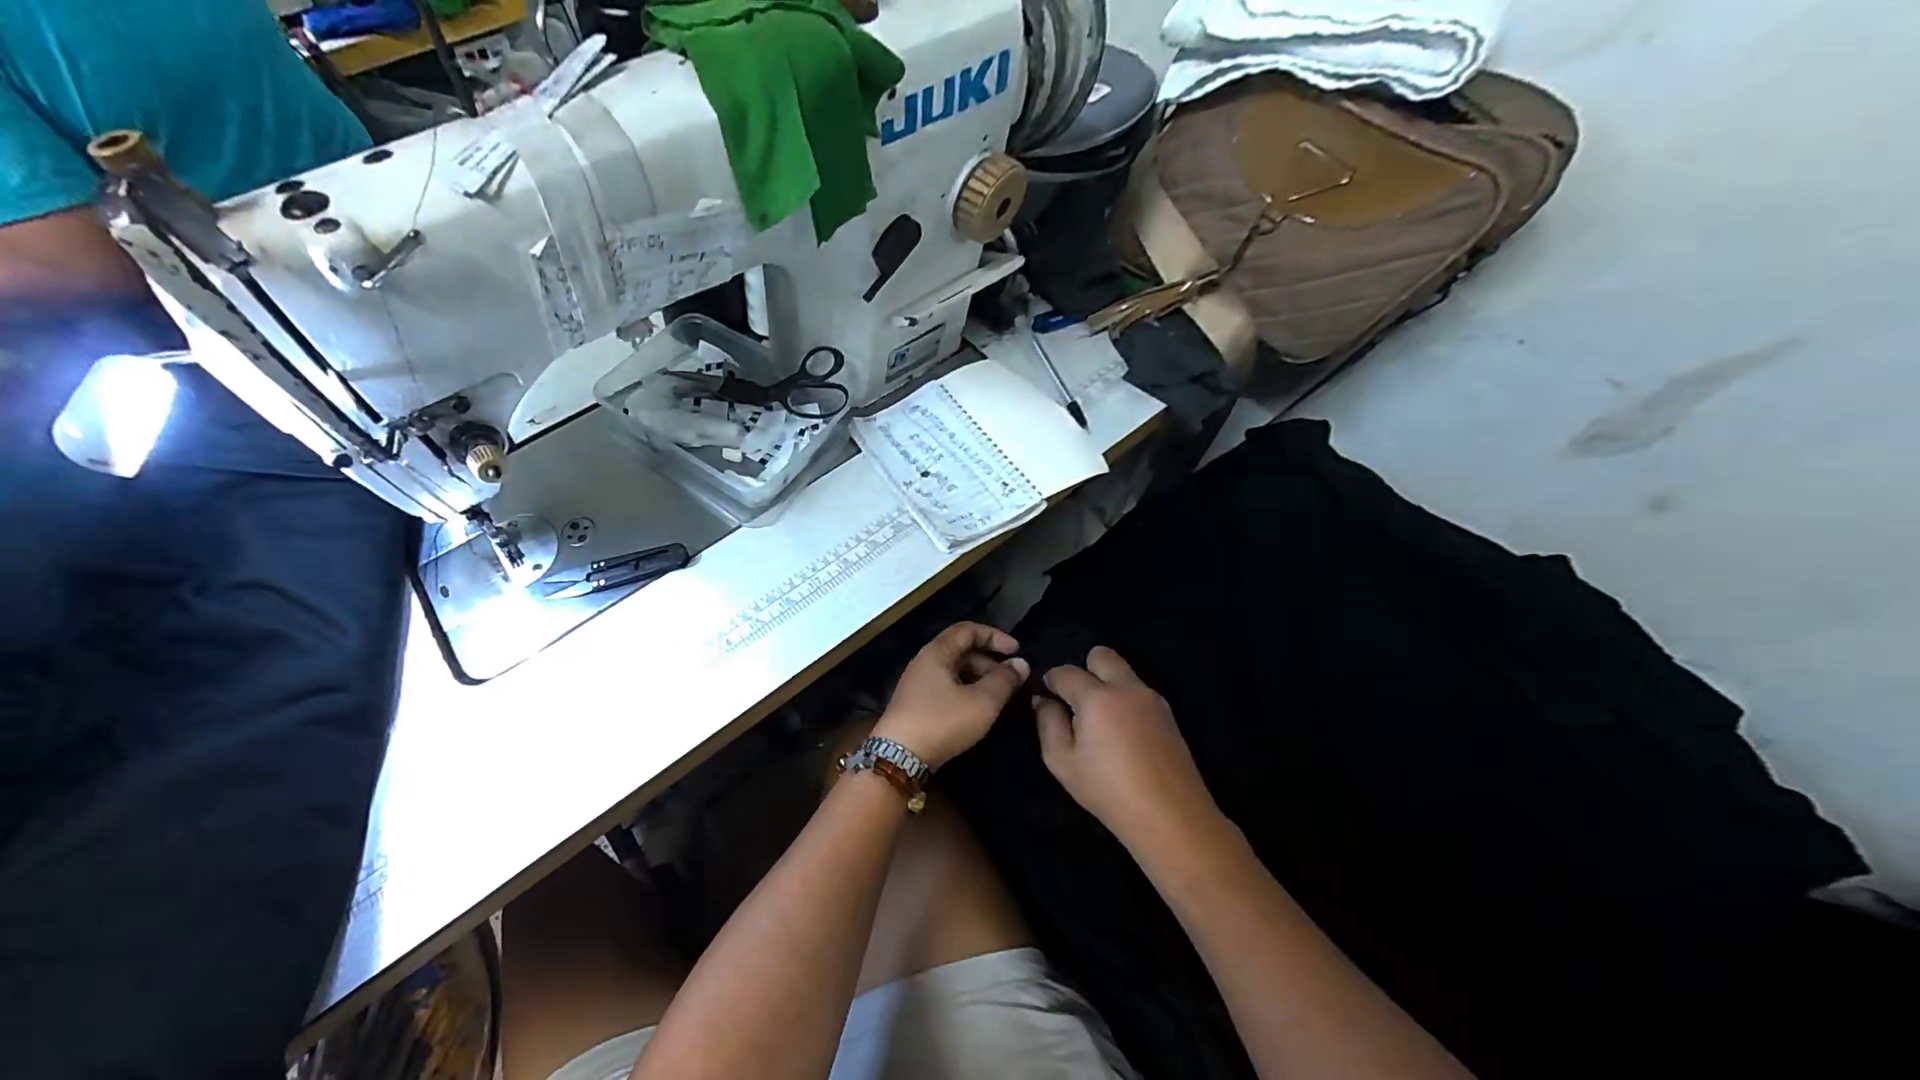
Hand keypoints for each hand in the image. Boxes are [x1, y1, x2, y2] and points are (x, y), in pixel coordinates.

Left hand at [872, 623, 1028, 768]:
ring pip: (955, 671)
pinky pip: (948, 688)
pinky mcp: (917, 705)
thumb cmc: (941, 722)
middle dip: (990, 660)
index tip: (1017, 651)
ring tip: (1000, 696)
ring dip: (980, 678)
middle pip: (961, 650)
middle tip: (1012, 679)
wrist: (898, 759)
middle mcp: (925, 663)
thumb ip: (1004, 680)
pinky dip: (967, 691)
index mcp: (937, 653)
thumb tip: (1021, 664)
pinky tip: (979, 709)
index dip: (995, 635)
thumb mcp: (982, 702)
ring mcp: (918, 685)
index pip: (968, 630)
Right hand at [1035, 647, 1220, 850]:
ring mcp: (1152, 698)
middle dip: (1084, 668)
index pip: (1066, 672)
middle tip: (1077, 701)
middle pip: (1102, 655)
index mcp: (1097, 697)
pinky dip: (1125, 699)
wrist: (1170, 816)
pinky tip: (1123, 733)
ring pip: (1124, 671)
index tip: (1047, 697)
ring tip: (1100, 721)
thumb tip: (1044, 700)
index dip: (1051, 681)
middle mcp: (1127, 688)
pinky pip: (1139, 691)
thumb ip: (1048, 723)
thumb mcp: (1062, 762)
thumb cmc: (1108, 790)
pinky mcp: (1168, 713)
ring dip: (1107, 683)